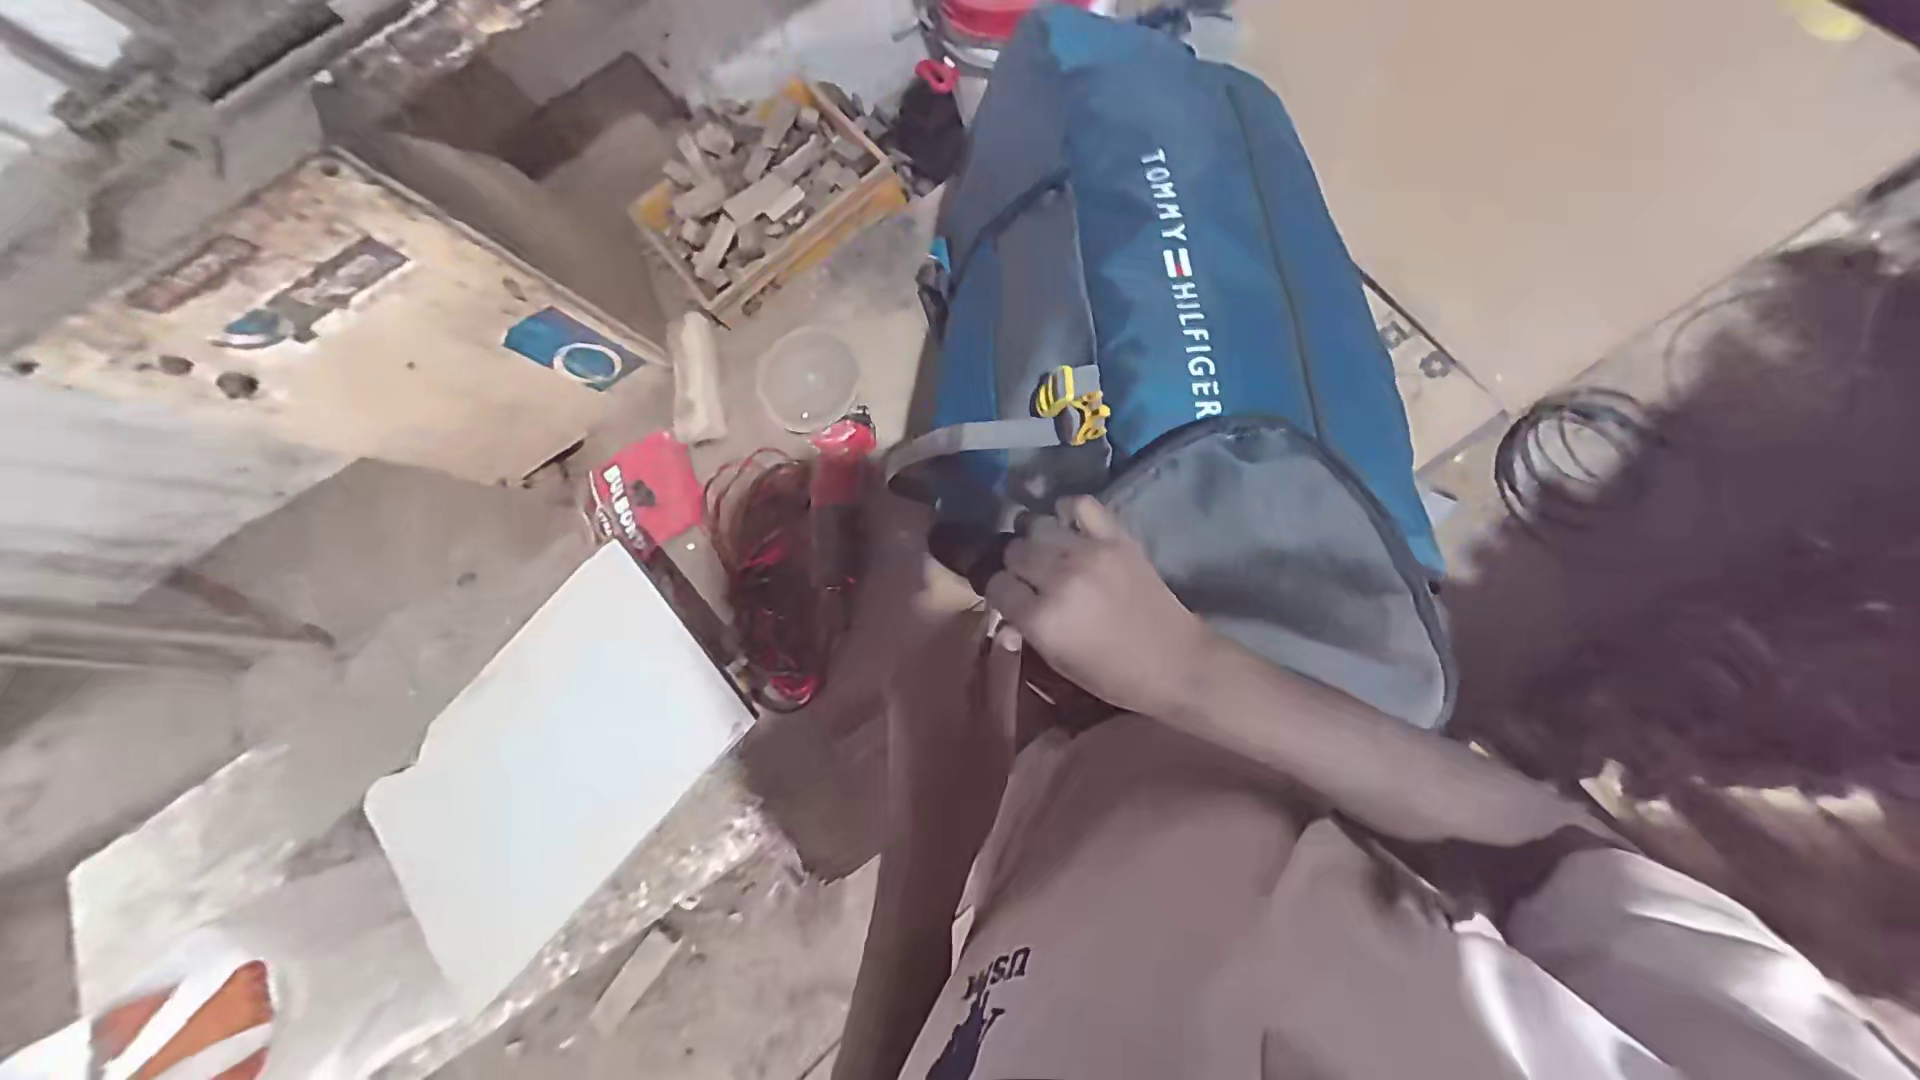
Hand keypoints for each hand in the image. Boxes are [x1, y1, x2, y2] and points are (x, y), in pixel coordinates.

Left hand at [885, 610, 1022, 839]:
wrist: (923, 844)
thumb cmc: (968, 789)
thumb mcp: (999, 729)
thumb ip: (1002, 673)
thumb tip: (1008, 627)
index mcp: (933, 668)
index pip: (969, 621)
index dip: (1001, 623)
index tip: (1028, 637)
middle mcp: (907, 668)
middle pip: (954, 635)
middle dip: (987, 642)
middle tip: (1021, 662)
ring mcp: (898, 688)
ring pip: (944, 655)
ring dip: (973, 662)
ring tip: (1005, 682)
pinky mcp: (897, 707)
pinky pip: (931, 674)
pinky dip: (956, 678)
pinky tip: (978, 701)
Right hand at [985, 497, 1212, 719]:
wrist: (1177, 663)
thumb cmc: (1113, 675)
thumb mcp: (1058, 662)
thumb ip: (1025, 629)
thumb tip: (1004, 606)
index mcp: (1043, 619)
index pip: (997, 585)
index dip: (1000, 594)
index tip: (1012, 599)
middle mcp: (1060, 580)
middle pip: (1014, 552)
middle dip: (1016, 567)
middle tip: (1032, 580)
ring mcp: (1090, 554)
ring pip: (1038, 526)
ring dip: (1037, 542)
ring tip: (1049, 555)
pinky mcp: (1117, 539)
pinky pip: (1080, 504)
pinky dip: (1068, 512)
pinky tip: (1069, 528)